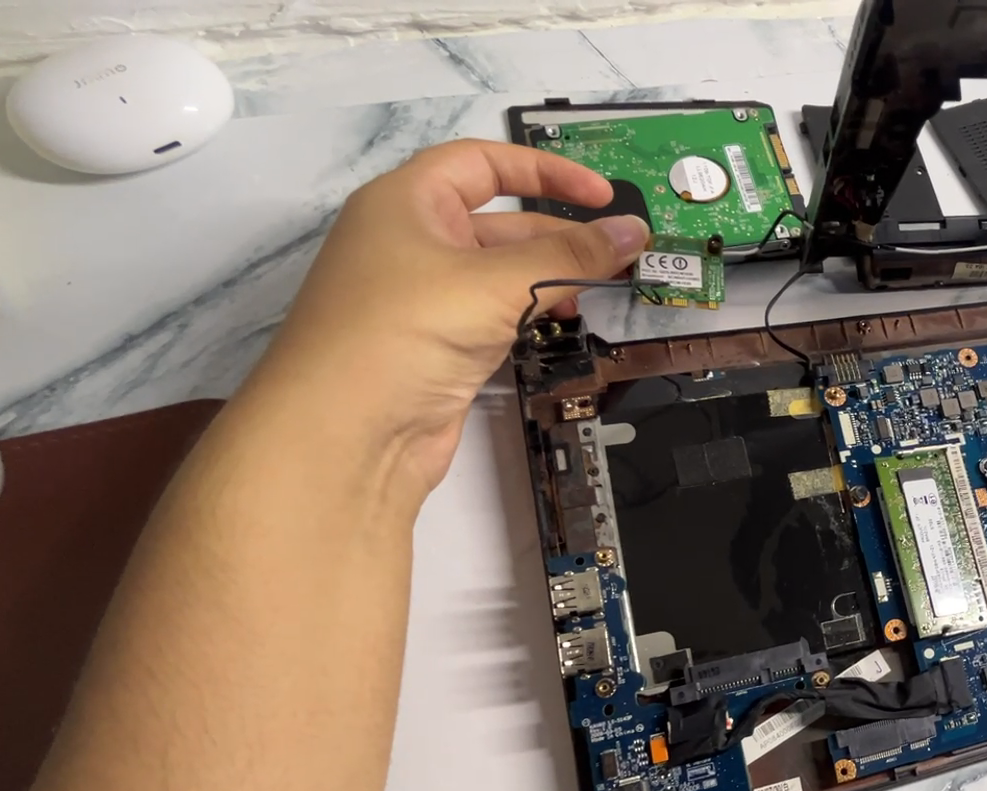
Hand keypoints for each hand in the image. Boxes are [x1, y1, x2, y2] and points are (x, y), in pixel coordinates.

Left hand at [245, 139, 648, 492]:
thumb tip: (636, 231)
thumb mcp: (494, 283)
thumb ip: (570, 256)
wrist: (350, 430)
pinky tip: (566, 321)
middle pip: (504, 223)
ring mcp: (432, 296)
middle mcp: (418, 242)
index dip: (544, 170)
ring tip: (603, 292)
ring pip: (507, 272)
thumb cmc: (407, 332)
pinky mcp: (446, 341)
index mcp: (409, 204)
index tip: (605, 195)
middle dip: (563, 235)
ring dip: (555, 277)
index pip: (483, 164)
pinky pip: (502, 311)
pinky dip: (537, 310)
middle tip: (624, 255)